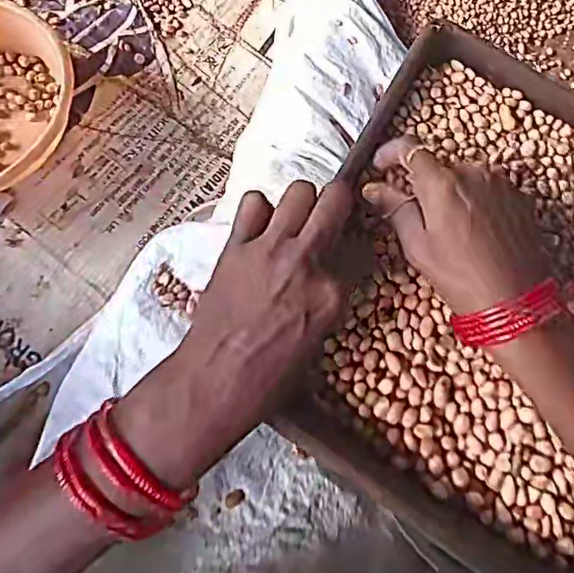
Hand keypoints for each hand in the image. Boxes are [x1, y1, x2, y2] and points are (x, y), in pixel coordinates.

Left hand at [114, 180, 352, 485]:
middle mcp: (305, 262)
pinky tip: (259, 226)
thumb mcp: (315, 342)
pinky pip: (253, 203)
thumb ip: (326, 301)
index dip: (356, 243)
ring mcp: (269, 249)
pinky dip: (259, 209)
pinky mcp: (237, 245)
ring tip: (294, 217)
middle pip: (336, 200)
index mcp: (331, 294)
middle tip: (332, 207)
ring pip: (299, 191)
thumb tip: (327, 279)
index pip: (359, 248)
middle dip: (340, 199)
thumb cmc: (265, 378)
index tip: (350, 243)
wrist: (214, 381)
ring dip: (301, 201)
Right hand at [361, 136, 552, 313]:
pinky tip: (475, 230)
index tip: (382, 164)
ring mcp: (499, 184)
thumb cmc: (463, 278)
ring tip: (452, 229)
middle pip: (438, 166)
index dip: (390, 152)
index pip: (409, 148)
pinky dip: (476, 201)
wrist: (516, 303)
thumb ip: (396, 208)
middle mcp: (472, 173)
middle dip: (424, 183)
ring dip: (452, 192)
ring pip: (464, 177)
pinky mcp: (519, 197)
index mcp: (441, 184)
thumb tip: (376, 189)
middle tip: (418, 214)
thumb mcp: (418, 246)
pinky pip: (488, 188)